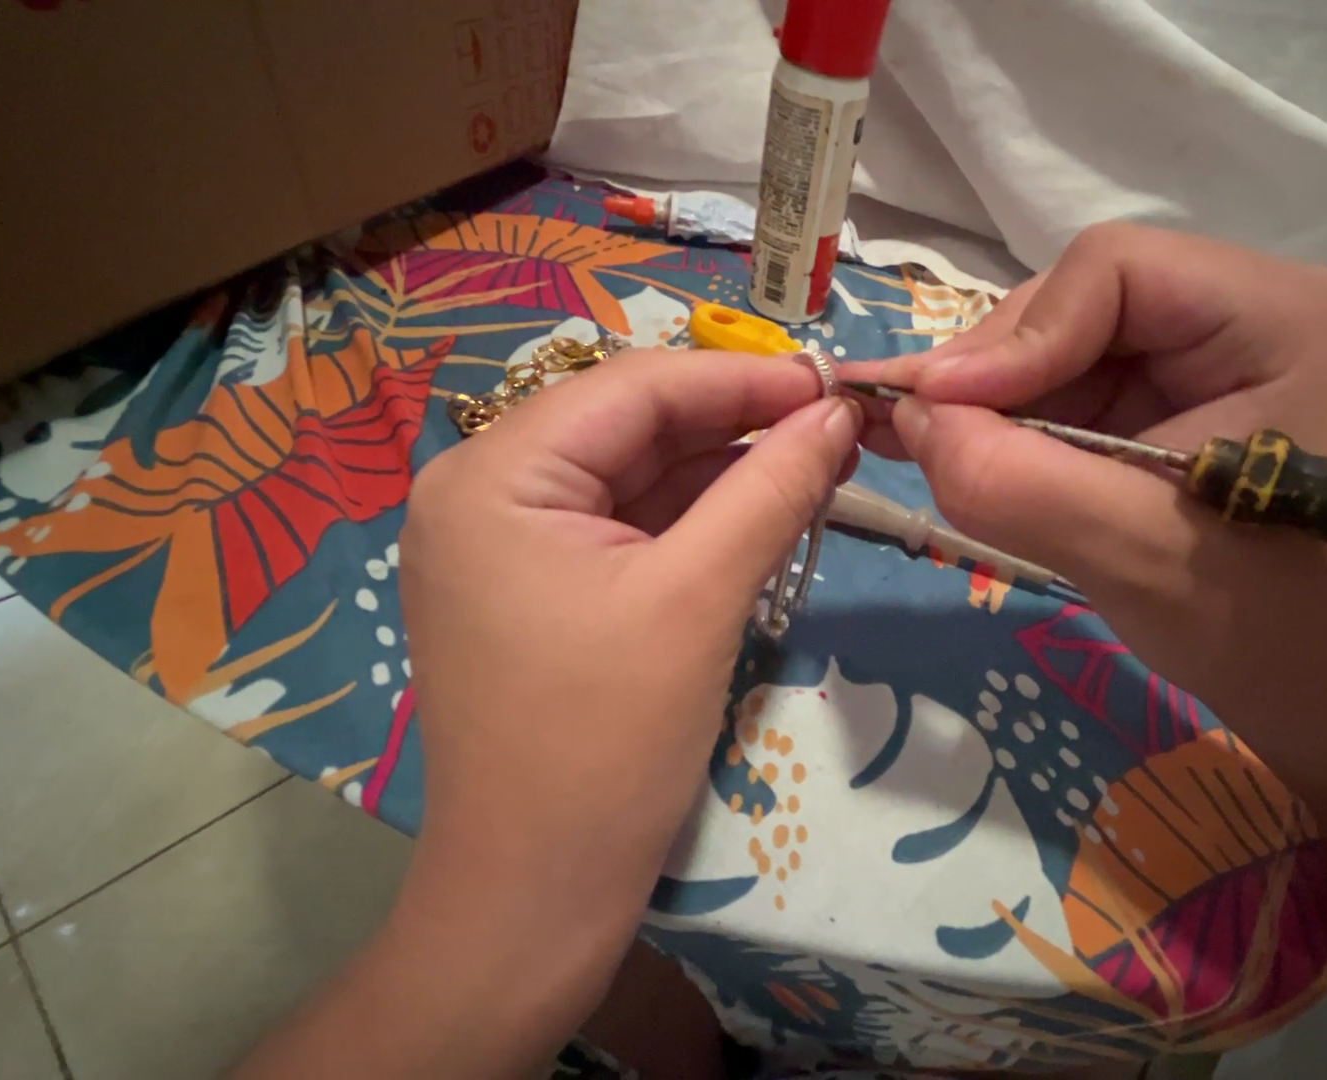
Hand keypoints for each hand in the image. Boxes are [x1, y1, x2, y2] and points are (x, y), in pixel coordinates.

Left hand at [394, 350, 857, 1041]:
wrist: (539, 894)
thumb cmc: (605, 746)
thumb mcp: (698, 600)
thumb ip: (771, 490)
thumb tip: (838, 412)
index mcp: (495, 476)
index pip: (632, 388)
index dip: (740, 378)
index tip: (831, 383)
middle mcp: (488, 491)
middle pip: (633, 426)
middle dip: (738, 422)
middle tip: (836, 425)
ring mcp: (512, 542)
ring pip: (638, 475)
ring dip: (726, 469)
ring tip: (819, 462)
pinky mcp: (542, 586)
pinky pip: (630, 526)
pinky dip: (698, 516)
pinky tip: (766, 509)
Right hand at [850, 223, 1326, 731]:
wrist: (1302, 685)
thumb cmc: (1254, 625)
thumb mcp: (1129, 553)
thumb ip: (1013, 482)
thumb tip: (907, 417)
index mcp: (1273, 318)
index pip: (1112, 272)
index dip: (1014, 338)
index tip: (937, 410)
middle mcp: (1231, 314)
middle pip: (1071, 305)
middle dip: (986, 374)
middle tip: (902, 428)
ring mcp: (1186, 359)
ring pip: (1049, 348)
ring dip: (977, 401)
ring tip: (907, 438)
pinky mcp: (1149, 404)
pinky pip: (1054, 393)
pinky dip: (994, 424)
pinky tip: (938, 444)